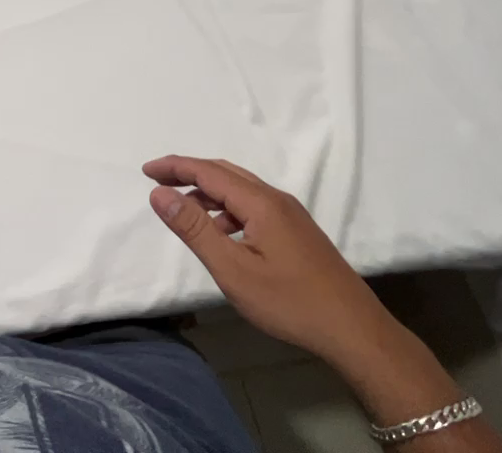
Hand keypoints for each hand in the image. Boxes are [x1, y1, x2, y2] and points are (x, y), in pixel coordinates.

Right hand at [143, 156, 398, 371]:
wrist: (356, 333)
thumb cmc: (290, 302)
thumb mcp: (232, 269)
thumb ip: (194, 228)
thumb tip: (159, 193)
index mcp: (260, 202)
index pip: (208, 171)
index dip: (175, 167)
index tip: (145, 171)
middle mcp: (277, 199)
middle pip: (225, 173)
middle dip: (189, 173)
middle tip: (159, 183)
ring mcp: (291, 216)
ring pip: (241, 190)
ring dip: (208, 193)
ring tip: (184, 212)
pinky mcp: (298, 233)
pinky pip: (254, 206)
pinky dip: (227, 209)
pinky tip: (222, 233)